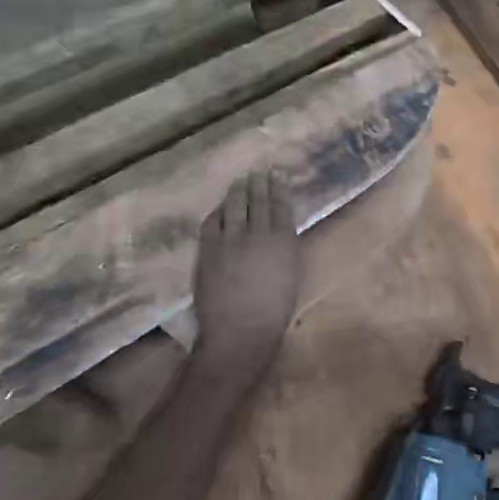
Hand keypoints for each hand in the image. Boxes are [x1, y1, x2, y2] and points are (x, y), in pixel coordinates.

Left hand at [192, 171, 300, 383]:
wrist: (240, 330)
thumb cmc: (274, 310)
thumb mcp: (290, 274)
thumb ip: (284, 250)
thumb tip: (279, 234)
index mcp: (283, 240)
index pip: (281, 205)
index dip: (279, 187)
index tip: (278, 174)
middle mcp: (258, 233)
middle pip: (258, 200)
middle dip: (259, 183)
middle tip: (259, 170)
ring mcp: (231, 240)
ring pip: (235, 206)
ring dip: (238, 191)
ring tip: (241, 180)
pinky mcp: (209, 250)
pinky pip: (212, 223)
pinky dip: (218, 213)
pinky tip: (220, 208)